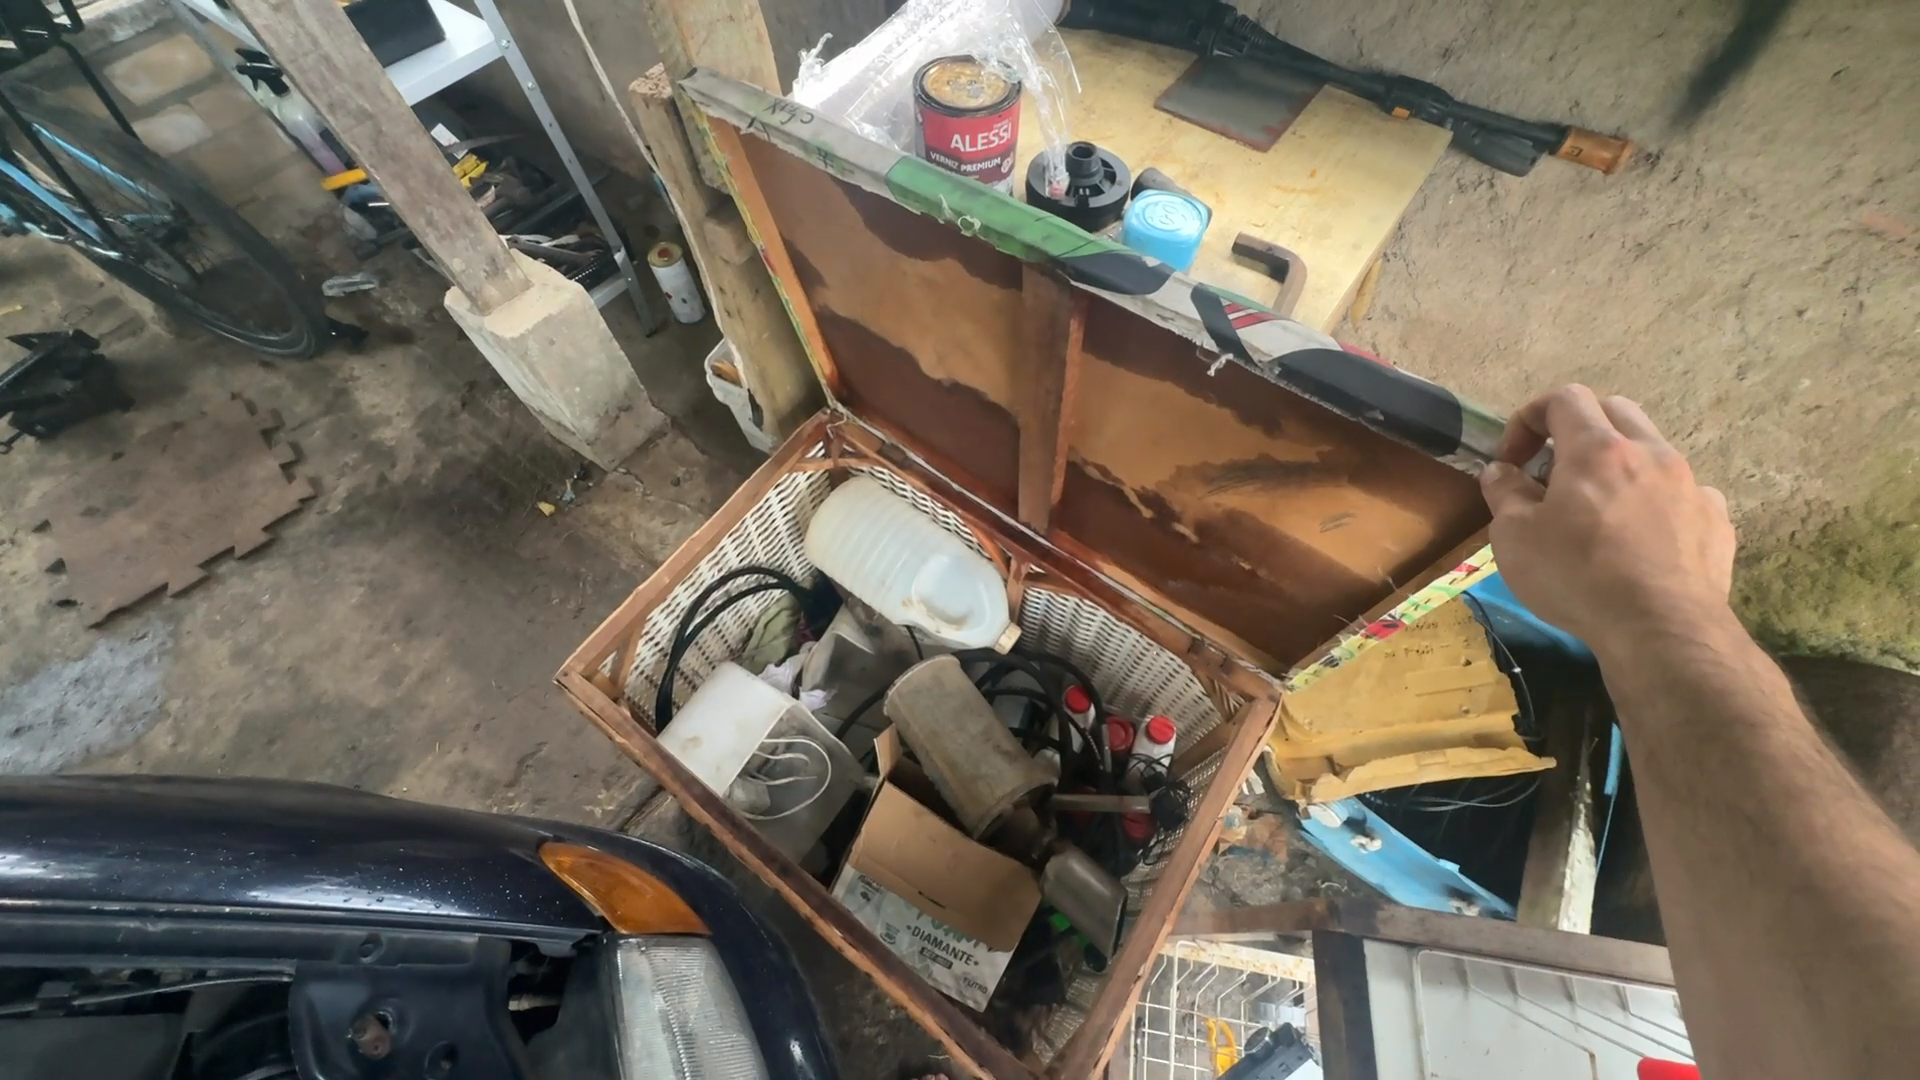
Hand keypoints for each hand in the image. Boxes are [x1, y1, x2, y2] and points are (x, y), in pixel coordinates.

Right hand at [1479, 385, 1736, 654]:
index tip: (1512, 460)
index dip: (1528, 419)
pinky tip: (1634, 537)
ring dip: (1614, 466)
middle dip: (1575, 431)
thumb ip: (1504, 492)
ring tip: (1591, 510)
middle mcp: (1651, 454)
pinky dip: (1649, 499)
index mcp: (1597, 450)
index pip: (1564, 399)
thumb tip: (1503, 471)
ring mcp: (1691, 485)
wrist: (1660, 627)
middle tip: (1550, 473)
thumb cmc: (1573, 574)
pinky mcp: (1715, 519)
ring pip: (1649, 450)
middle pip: (1614, 411)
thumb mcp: (1512, 534)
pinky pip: (1678, 490)